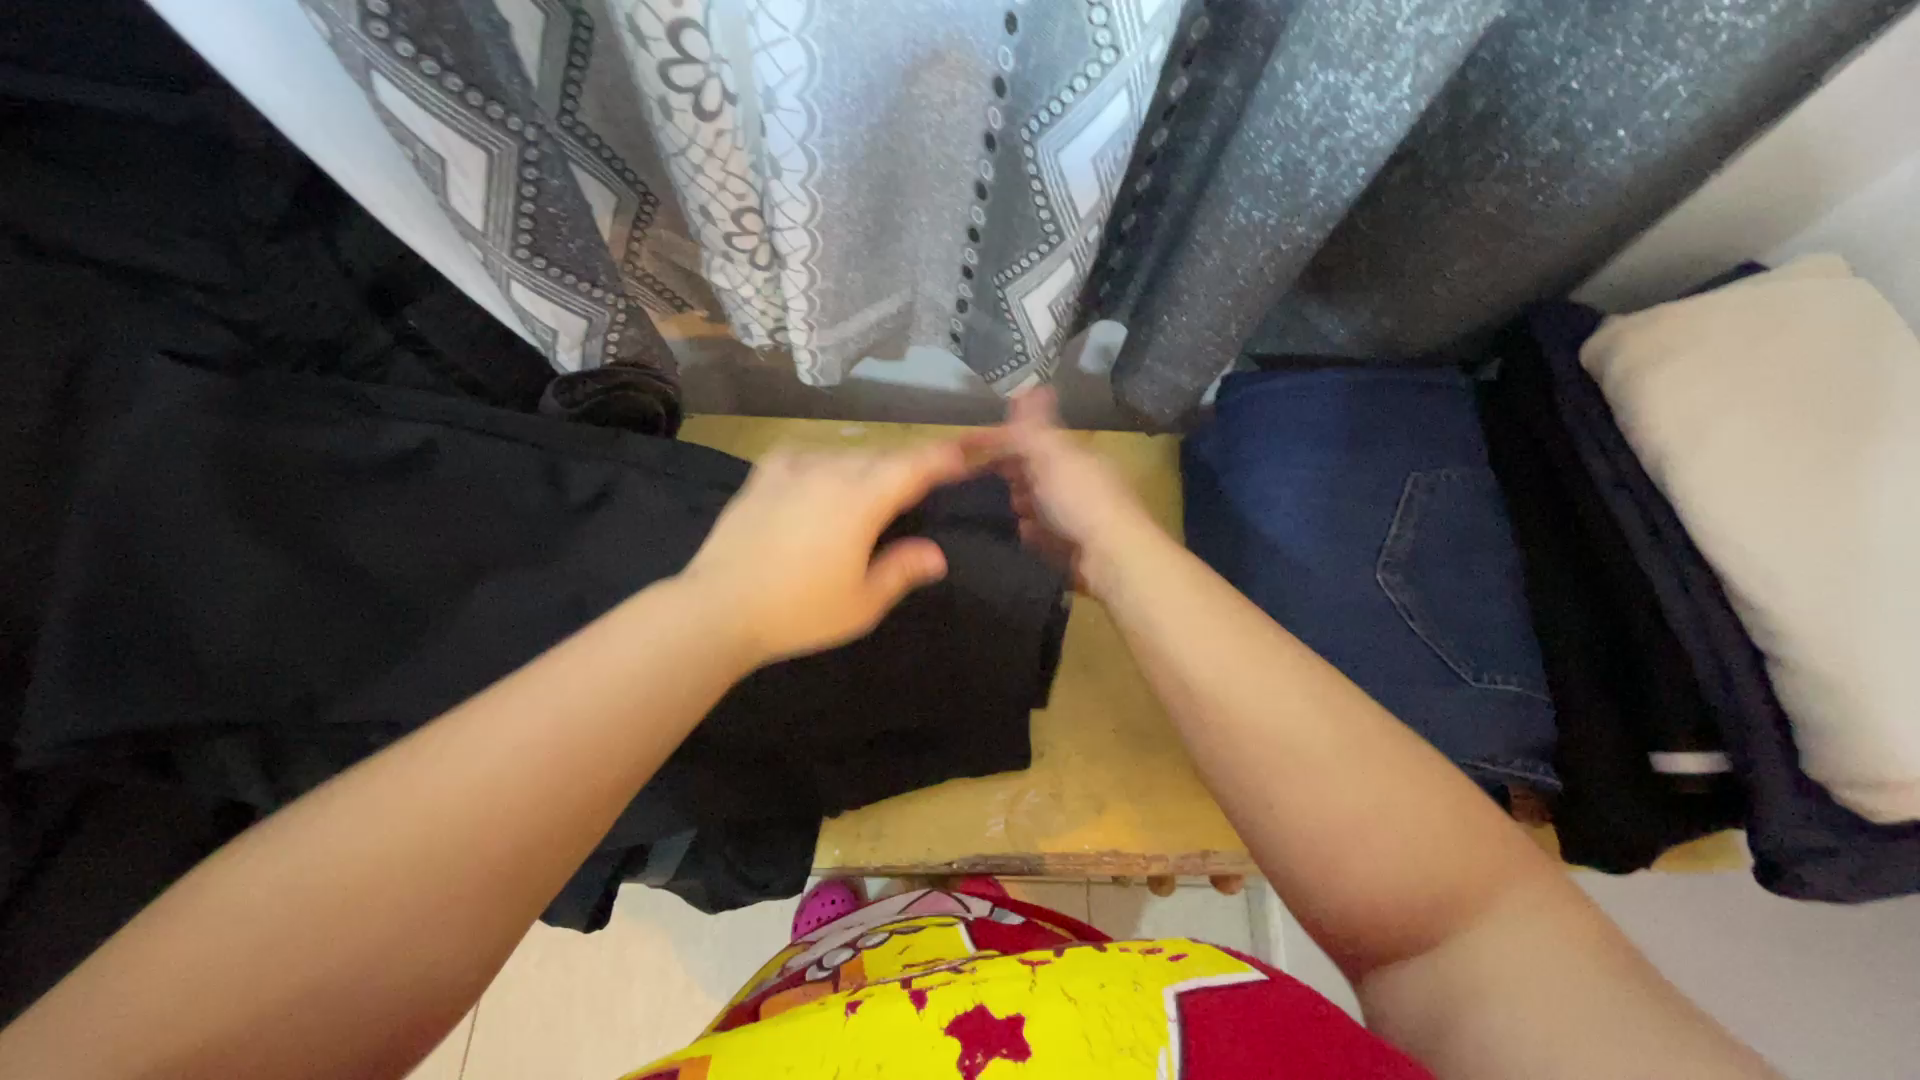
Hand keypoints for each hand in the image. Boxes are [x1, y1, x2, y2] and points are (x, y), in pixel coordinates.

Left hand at [679, 441, 973, 663]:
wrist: (718, 608)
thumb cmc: (799, 611)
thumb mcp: (862, 603)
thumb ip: (901, 571)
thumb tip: (936, 555)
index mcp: (862, 500)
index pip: (913, 466)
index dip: (942, 458)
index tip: (962, 456)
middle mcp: (831, 473)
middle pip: (881, 457)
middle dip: (907, 466)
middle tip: (923, 482)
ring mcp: (793, 471)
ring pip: (843, 455)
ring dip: (867, 466)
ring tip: (873, 487)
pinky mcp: (762, 478)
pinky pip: (803, 457)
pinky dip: (822, 463)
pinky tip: (820, 477)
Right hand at [965, 388, 1160, 598]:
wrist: (1112, 559)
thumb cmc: (1081, 500)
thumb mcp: (1053, 455)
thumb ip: (1035, 426)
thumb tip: (1031, 386)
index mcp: (1077, 457)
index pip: (1033, 440)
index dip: (1001, 440)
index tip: (965, 445)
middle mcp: (1080, 483)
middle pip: (1036, 472)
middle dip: (1012, 474)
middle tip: (985, 480)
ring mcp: (1078, 517)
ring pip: (1039, 504)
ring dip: (1021, 505)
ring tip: (1004, 509)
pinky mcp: (1073, 548)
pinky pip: (1044, 536)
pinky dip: (1032, 533)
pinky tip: (1024, 534)